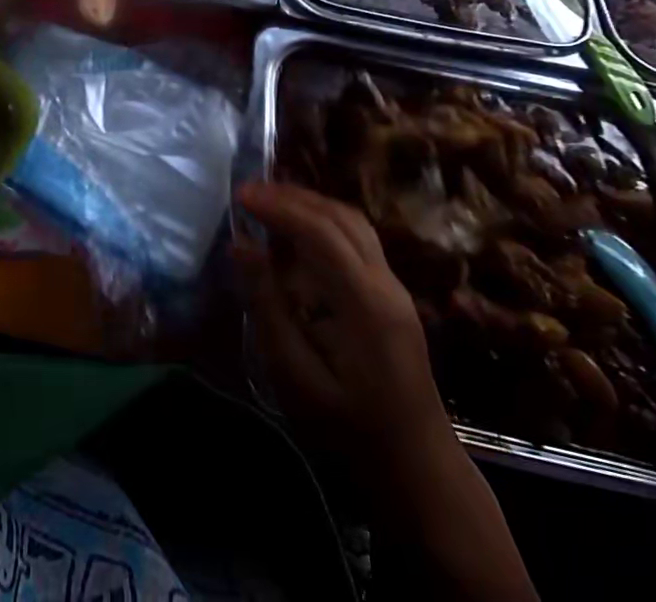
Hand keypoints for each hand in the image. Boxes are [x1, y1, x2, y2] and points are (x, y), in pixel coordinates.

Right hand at [237, 182, 452, 459]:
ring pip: (355, 226)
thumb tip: (242, 246)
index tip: (240, 195)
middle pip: (342, 218)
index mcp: (365, 302)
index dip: (279, 207)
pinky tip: (297, 235)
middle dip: (294, 197)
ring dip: (312, 205)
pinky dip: (324, 225)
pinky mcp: (392, 299)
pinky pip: (358, 244)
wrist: (415, 465)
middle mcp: (386, 284)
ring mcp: (395, 290)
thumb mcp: (293, 373)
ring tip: (269, 202)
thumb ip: (266, 305)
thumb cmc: (347, 427)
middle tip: (249, 191)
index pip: (321, 232)